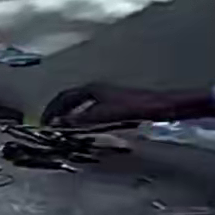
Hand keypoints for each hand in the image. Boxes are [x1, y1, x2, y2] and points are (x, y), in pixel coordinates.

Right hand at [41, 83, 210, 126]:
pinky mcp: (119, 102)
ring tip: (67, 125)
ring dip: (71, 114)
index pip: (62, 98)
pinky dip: (84, 116)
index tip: (43, 122)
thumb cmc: (137, 107)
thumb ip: (80, 119)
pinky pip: (92, 108)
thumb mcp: (104, 115)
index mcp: (90, 90)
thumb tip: (56, 124)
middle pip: (70, 99)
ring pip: (81, 104)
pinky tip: (88, 125)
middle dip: (59, 111)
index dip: (51, 110)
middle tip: (52, 124)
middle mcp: (97, 90)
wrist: (171, 106)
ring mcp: (109, 95)